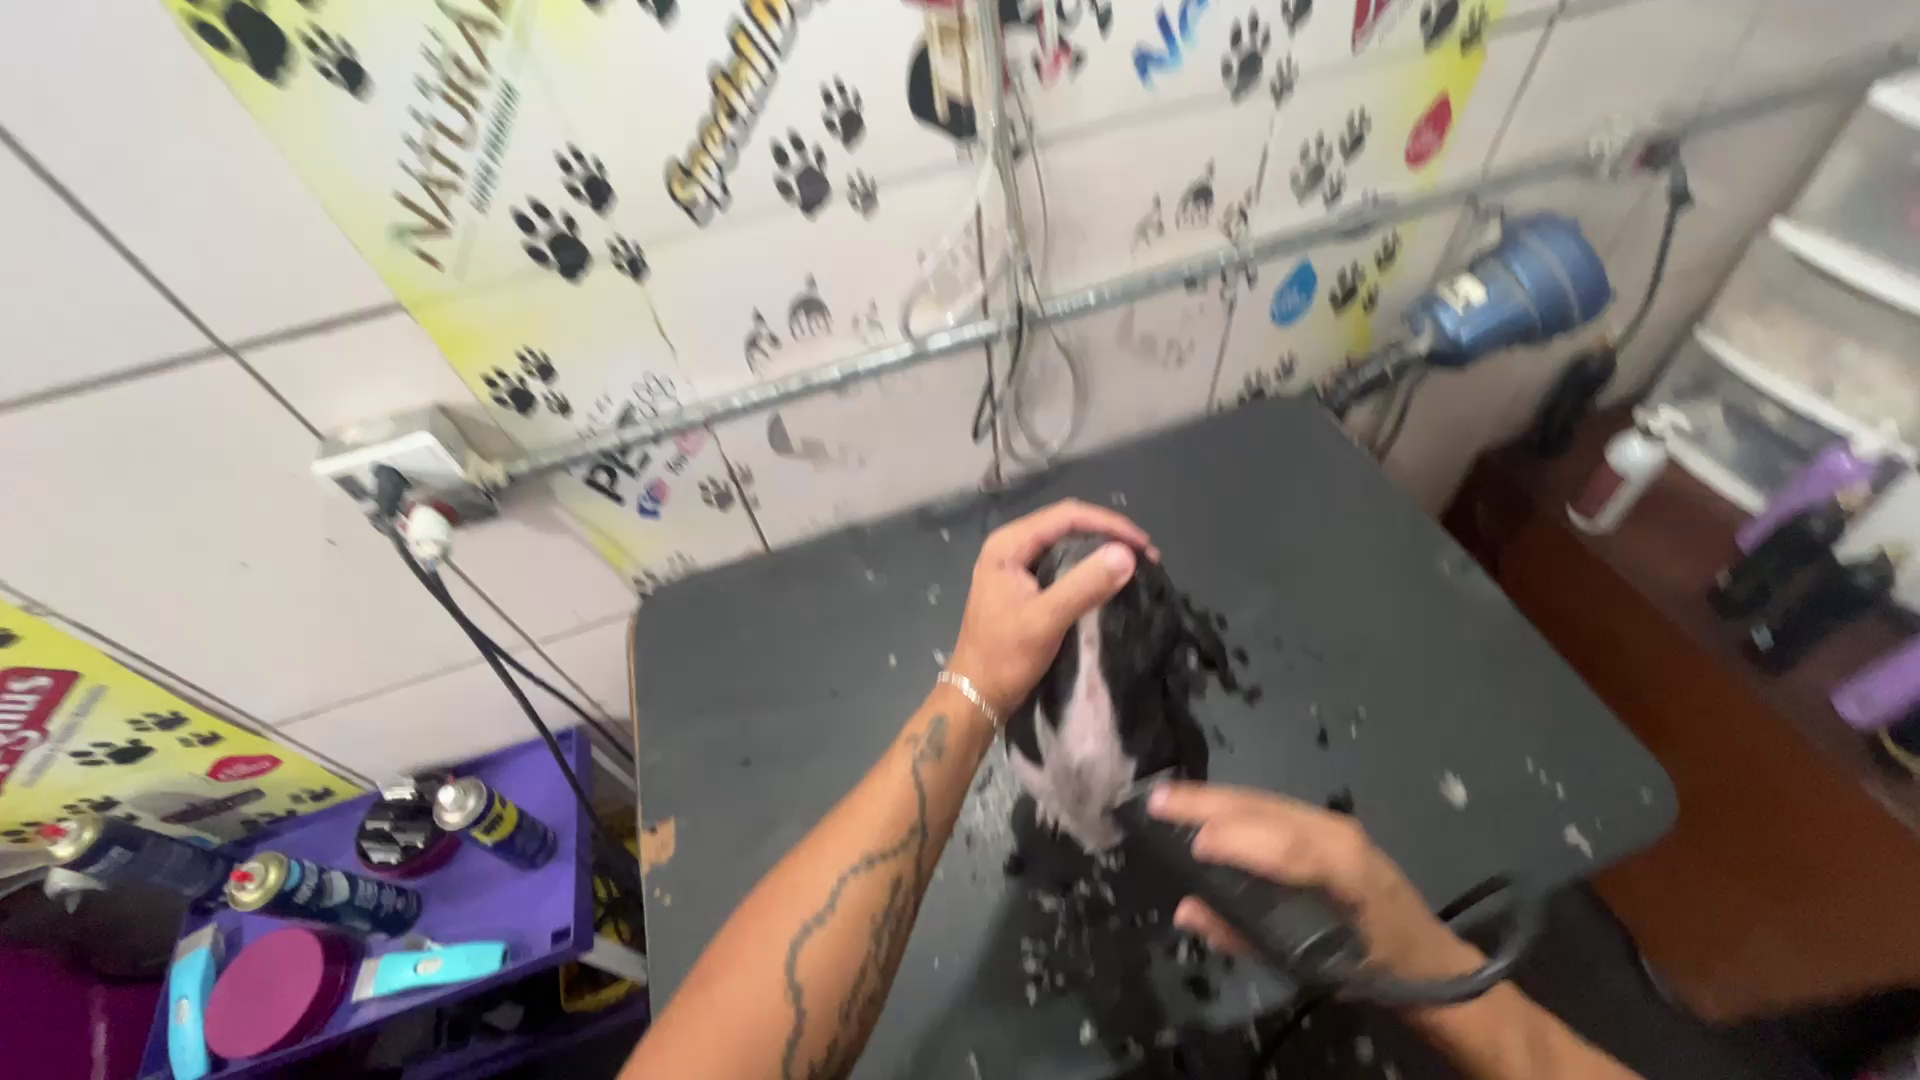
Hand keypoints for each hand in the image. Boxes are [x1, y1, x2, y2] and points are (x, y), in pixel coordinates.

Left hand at [946, 500, 1156, 715]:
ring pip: (1066, 543)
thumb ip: (1084, 585)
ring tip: (1134, 565)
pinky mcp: (1023, 584)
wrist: (976, 693)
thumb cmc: (1005, 657)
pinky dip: (1088, 567)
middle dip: (1108, 534)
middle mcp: (1010, 546)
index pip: (1066, 516)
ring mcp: (1015, 565)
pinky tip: (1109, 579)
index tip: (1144, 546)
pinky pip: (1061, 563)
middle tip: (1146, 556)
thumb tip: (1127, 554)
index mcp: (1008, 544)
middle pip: (1067, 524)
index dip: (1109, 524)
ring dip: (1100, 550)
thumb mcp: (1046, 620)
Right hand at [1149, 782, 1483, 985]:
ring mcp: (1331, 821)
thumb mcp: (1314, 968)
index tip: (1191, 845)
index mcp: (1346, 871)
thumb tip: (1187, 911)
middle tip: (1155, 801)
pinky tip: (1203, 807)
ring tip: (1167, 800)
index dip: (1237, 841)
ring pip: (1261, 799)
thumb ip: (1246, 937)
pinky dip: (1230, 804)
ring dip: (1212, 798)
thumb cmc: (1374, 969)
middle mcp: (1337, 832)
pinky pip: (1269, 805)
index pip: (1285, 846)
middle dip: (1206, 803)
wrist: (1429, 959)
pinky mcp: (1324, 821)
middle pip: (1263, 808)